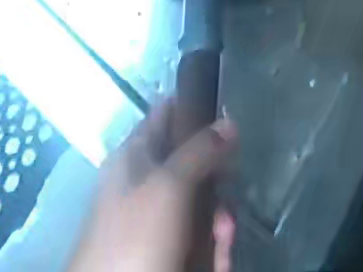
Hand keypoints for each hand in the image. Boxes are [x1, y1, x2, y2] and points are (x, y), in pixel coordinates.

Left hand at [63, 101, 238, 271]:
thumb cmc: (134, 241)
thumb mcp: (170, 184)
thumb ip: (201, 149)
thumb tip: (229, 121)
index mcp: (133, 159)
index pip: (166, 113)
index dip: (195, 107)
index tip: (226, 113)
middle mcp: (143, 188)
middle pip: (192, 165)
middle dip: (217, 182)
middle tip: (226, 199)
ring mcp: (153, 228)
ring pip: (200, 208)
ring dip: (219, 224)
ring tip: (223, 241)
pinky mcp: (164, 260)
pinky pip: (199, 246)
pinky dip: (214, 253)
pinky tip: (220, 264)